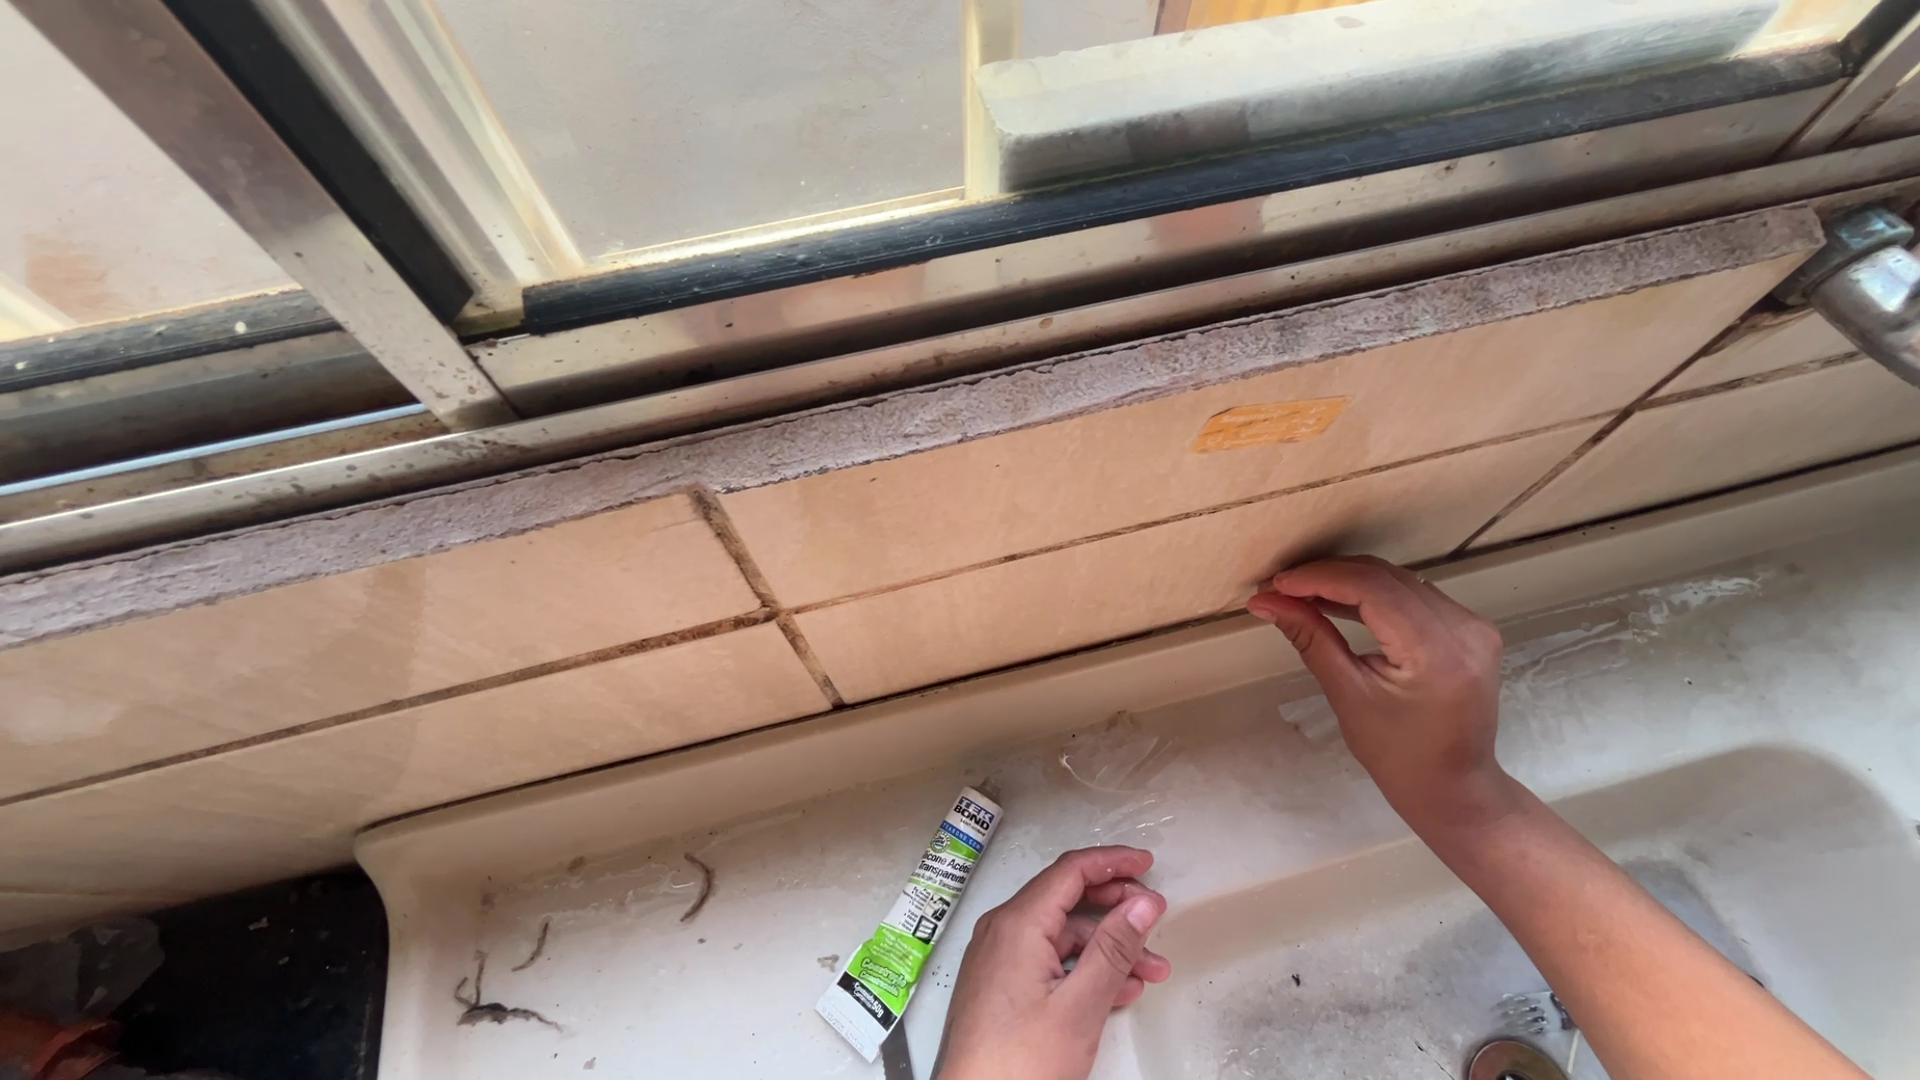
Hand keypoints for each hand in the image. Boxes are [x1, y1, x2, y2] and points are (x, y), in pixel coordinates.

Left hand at [935, 846, 1171, 1079]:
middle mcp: (1004, 930)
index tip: (1146, 863)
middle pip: (1066, 899)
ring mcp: (1000, 957)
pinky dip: (1083, 968)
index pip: (1070, 870)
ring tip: (1150, 970)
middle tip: (1154, 917)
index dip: (1112, 862)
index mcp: (1018, 922)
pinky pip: (1048, 960)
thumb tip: (1143, 903)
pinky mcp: (1001, 984)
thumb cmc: (1019, 1063)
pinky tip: (1117, 988)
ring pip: (1062, 935)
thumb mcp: (1080, 1005)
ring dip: (1106, 948)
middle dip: (1116, 908)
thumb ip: (1114, 949)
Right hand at [1246, 556, 1516, 833]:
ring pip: (1398, 580)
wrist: (1453, 787)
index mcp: (1436, 651)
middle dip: (1328, 576)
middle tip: (1280, 588)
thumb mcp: (1346, 694)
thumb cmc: (1396, 753)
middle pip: (1385, 577)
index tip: (1276, 585)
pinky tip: (1337, 601)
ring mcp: (1472, 626)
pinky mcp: (1469, 629)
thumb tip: (1265, 602)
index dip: (1320, 578)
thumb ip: (1309, 637)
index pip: (1372, 589)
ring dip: (1347, 581)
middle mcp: (1464, 628)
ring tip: (1300, 593)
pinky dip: (1371, 593)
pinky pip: (1412, 594)